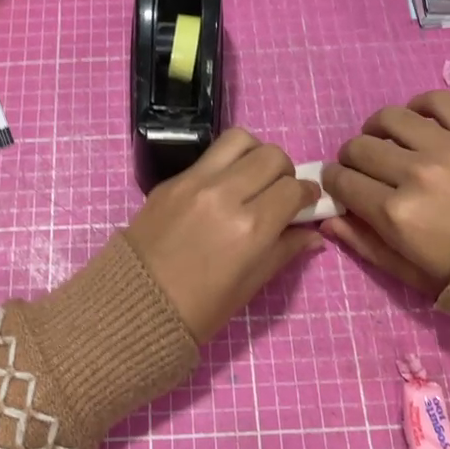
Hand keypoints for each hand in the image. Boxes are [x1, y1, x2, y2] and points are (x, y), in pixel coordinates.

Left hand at [125, 128, 323, 342]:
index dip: (307, 194)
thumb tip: (313, 233)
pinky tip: (224, 186)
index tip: (307, 202)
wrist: (136, 305)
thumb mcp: (251, 285)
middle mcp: (226, 195)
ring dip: (256, 155)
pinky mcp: (173, 179)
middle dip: (285, 172)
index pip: (294, 189)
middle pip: (272, 156)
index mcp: (251, 228)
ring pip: (241, 140)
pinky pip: (210, 155)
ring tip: (253, 178)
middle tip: (280, 192)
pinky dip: (227, 163)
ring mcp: (196, 182)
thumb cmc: (201, 308)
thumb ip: (285, 250)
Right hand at [321, 90, 449, 294]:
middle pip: (360, 147)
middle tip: (364, 170)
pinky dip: (417, 108)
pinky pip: (435, 101)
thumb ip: (368, 246)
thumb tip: (328, 222)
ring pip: (390, 118)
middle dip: (352, 159)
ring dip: (378, 130)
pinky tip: (419, 125)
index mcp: (398, 215)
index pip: (342, 182)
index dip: (333, 183)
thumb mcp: (416, 279)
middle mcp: (417, 174)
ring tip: (388, 143)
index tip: (339, 186)